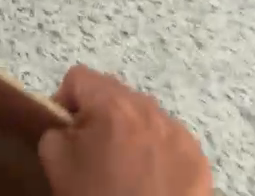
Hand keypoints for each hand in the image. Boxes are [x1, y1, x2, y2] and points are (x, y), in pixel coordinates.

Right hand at [37, 66, 211, 195]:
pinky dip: (156, 150)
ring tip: (126, 166)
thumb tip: (70, 127)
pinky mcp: (198, 159)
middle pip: (113, 92)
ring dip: (129, 129)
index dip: (66, 100)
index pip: (79, 77)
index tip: (67, 130)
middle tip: (94, 150)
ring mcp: (178, 133)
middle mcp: (148, 110)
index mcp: (111, 104)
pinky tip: (152, 178)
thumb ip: (56, 129)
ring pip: (143, 114)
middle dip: (99, 113)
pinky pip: (169, 138)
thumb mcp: (55, 160)